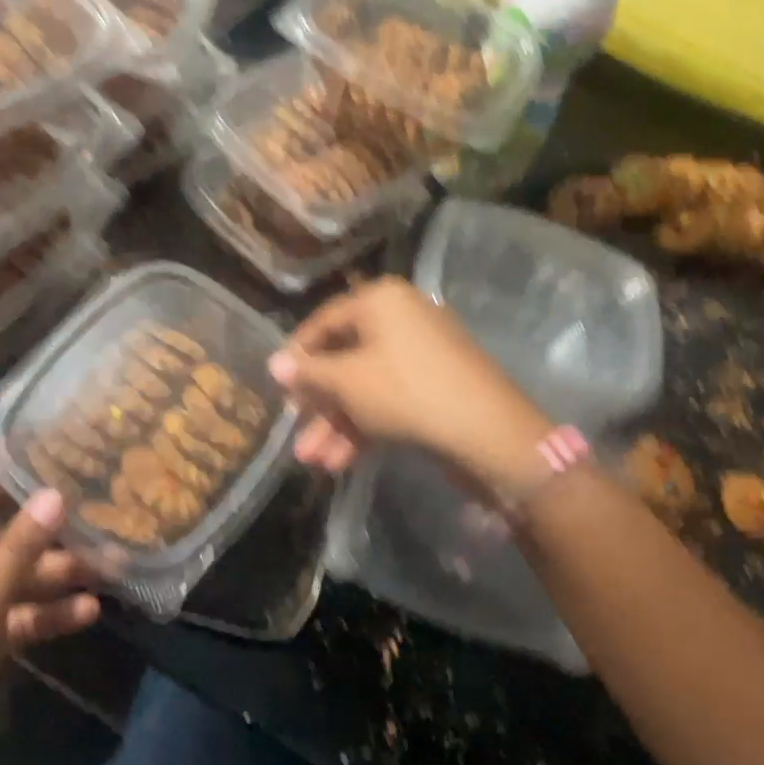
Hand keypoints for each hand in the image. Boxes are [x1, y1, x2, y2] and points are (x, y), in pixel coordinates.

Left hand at [0, 454, 99, 764]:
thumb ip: (18, 549)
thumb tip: (55, 491)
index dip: (15, 459)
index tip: (67, 437)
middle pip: (1, 525)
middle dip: (49, 519)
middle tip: (105, 497)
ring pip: (14, 571)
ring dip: (58, 570)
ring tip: (116, 562)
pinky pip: (14, 611)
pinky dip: (46, 611)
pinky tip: (90, 611)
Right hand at [268, 277, 552, 495]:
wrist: (488, 433)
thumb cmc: (406, 393)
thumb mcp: (347, 382)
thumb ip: (308, 373)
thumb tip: (274, 363)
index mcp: (381, 301)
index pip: (324, 321)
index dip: (297, 355)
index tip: (277, 387)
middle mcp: (402, 319)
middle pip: (345, 359)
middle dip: (318, 404)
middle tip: (295, 432)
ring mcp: (422, 355)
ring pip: (365, 387)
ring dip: (337, 424)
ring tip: (312, 462)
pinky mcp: (435, 388)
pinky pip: (388, 401)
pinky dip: (364, 427)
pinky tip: (340, 463)